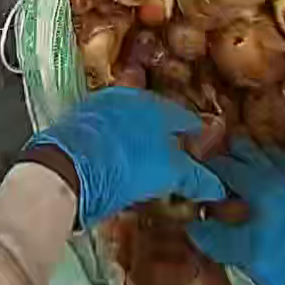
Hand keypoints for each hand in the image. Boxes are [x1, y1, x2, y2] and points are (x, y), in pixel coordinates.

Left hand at [24, 87, 224, 226]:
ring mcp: (103, 105)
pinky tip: (117, 157)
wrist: (66, 167)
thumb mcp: (165, 174)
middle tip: (176, 153)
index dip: (195, 134)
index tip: (203, 147)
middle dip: (167, 133)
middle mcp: (132, 97)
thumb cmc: (125, 167)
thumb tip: (218, 187)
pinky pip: (109, 128)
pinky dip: (118, 141)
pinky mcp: (80, 119)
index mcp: (158, 106)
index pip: (185, 118)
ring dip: (140, 136)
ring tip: (146, 157)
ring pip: (131, 120)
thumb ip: (193, 177)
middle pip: (157, 115)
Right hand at [188, 140, 284, 284]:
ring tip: (243, 155)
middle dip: (235, 148)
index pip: (229, 166)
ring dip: (257, 154)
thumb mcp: (249, 258)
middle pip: (253, 153)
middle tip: (218, 147)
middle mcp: (281, 178)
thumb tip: (194, 224)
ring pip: (274, 158)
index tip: (196, 157)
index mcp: (261, 187)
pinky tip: (272, 178)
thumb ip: (219, 239)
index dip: (211, 162)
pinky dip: (275, 166)